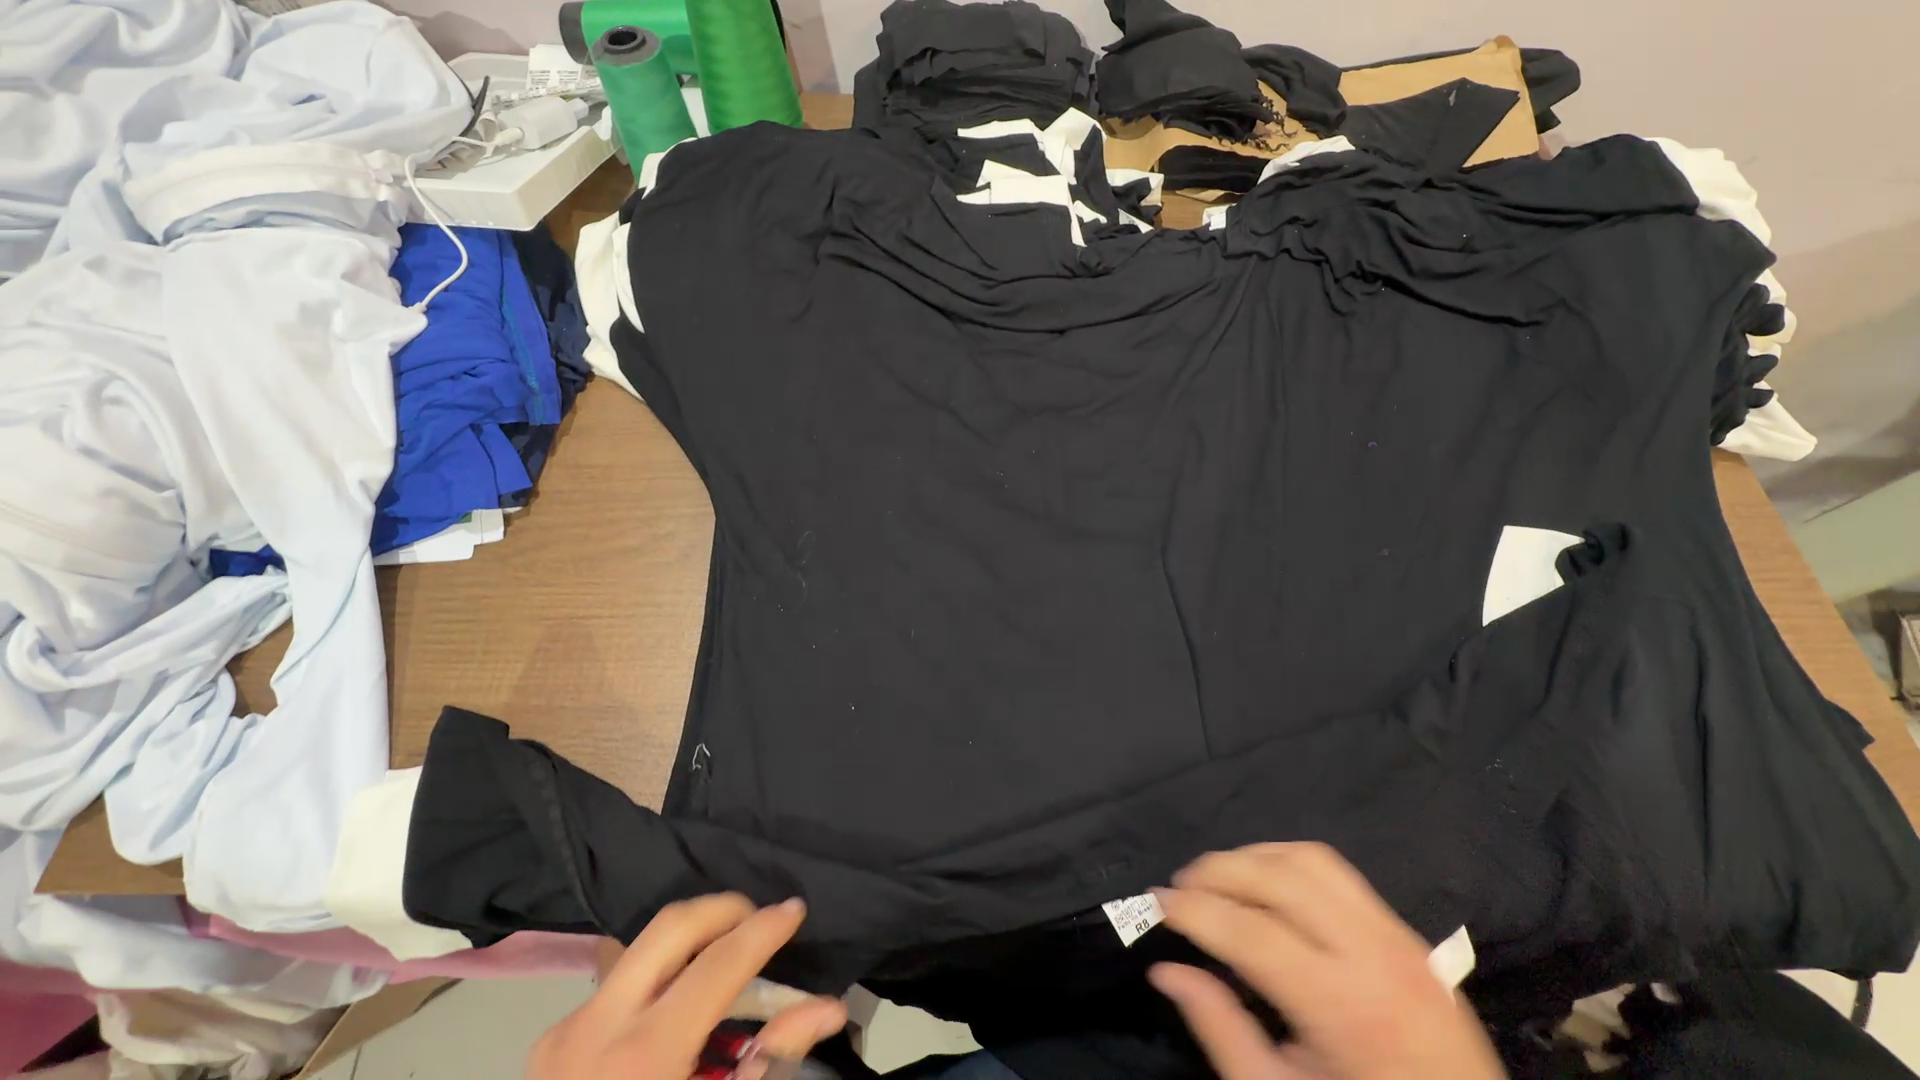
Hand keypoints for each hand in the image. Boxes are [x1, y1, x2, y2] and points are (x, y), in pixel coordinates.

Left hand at [528, 894, 847, 1079]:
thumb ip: (773, 1059)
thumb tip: (827, 1008)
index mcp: (645, 1055)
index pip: (717, 964)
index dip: (763, 931)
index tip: (795, 909)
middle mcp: (598, 1026)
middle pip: (670, 927)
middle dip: (723, 909)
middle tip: (759, 918)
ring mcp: (566, 1030)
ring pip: (639, 947)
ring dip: (689, 940)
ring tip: (725, 957)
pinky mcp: (549, 1041)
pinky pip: (615, 983)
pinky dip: (657, 976)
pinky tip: (676, 1003)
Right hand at [1149, 843, 1504, 1079]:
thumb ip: (1220, 1029)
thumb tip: (1165, 971)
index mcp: (1343, 1006)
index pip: (1249, 930)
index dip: (1194, 910)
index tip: (1154, 903)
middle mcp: (1375, 953)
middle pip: (1280, 877)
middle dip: (1219, 870)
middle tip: (1179, 886)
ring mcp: (1399, 937)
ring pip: (1311, 859)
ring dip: (1254, 858)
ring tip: (1217, 880)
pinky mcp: (1410, 935)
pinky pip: (1340, 874)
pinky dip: (1290, 865)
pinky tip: (1265, 887)